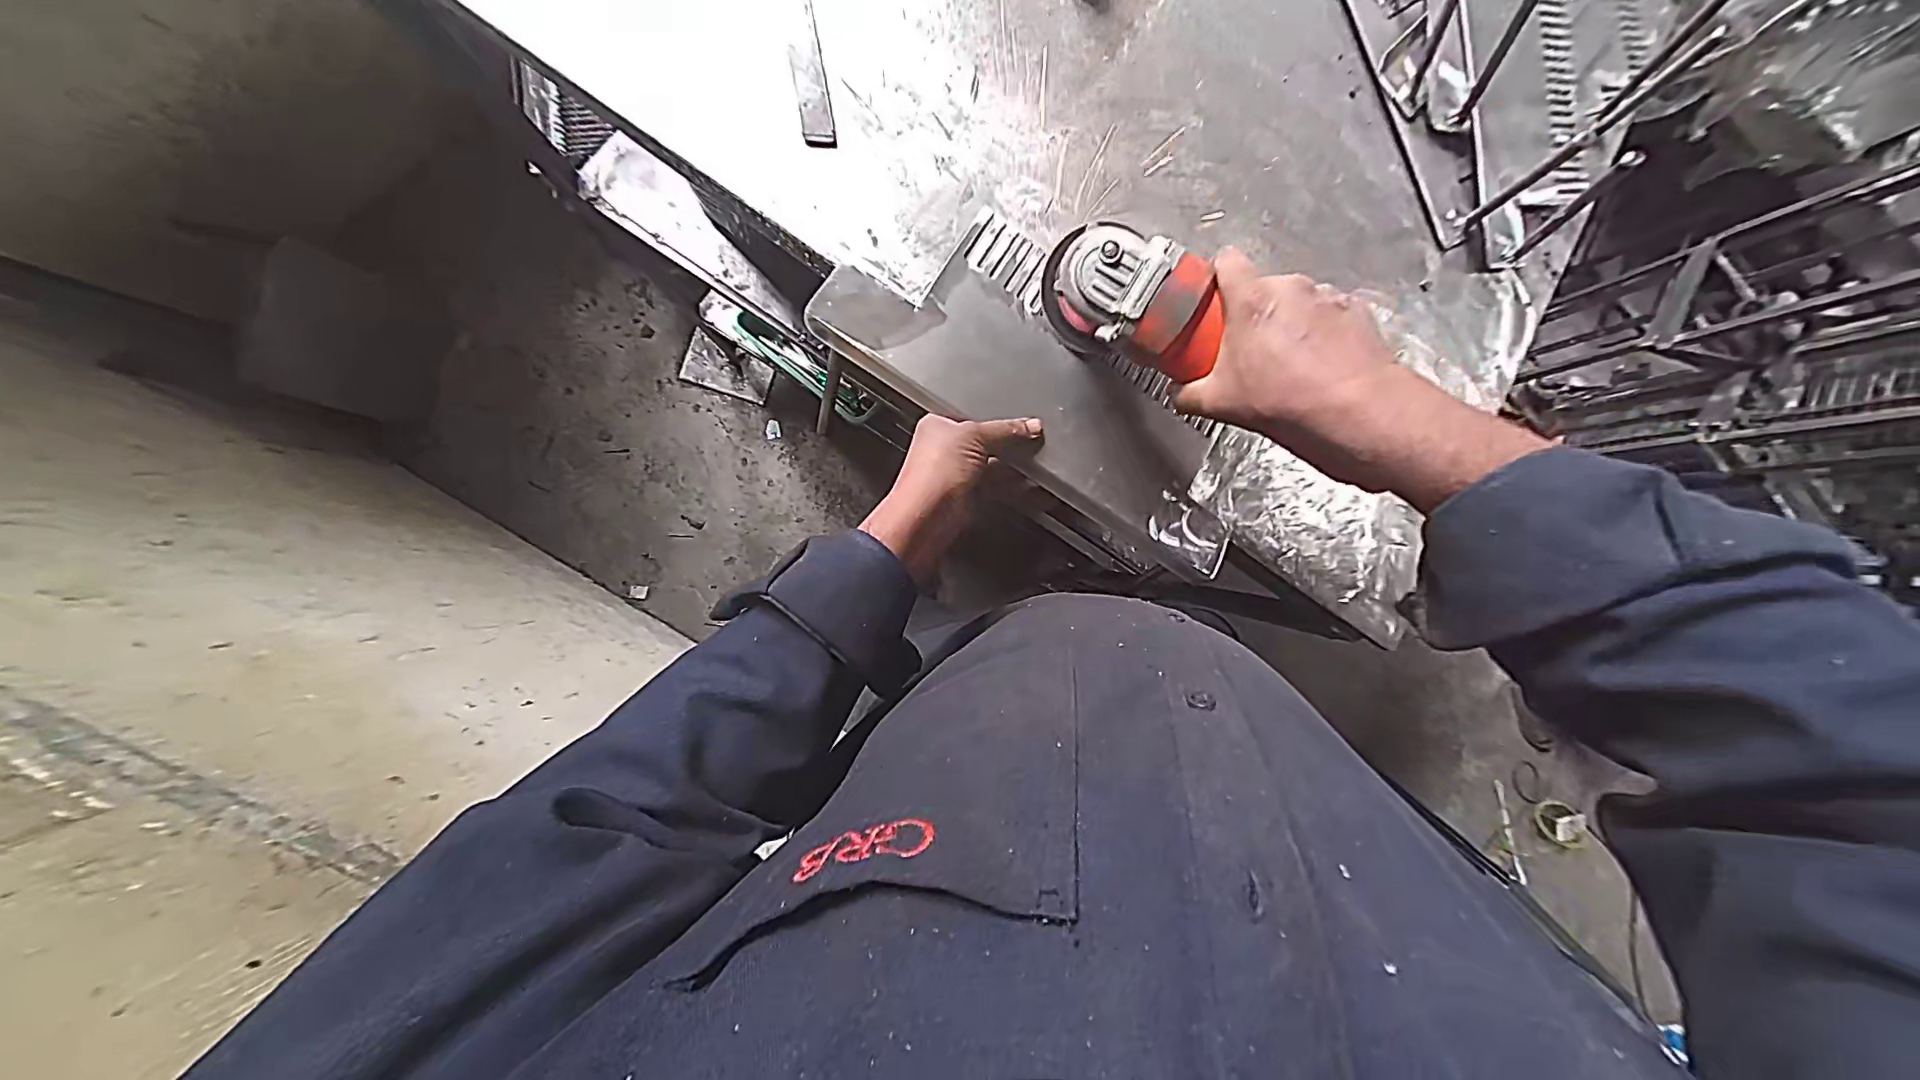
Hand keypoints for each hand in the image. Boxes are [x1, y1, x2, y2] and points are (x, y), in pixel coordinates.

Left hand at [860, 414, 1042, 581]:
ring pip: (994, 472)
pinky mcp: (966, 504)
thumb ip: (1005, 430)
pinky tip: (1034, 493)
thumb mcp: (973, 436)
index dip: (1001, 423)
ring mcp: (956, 479)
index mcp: (938, 428)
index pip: (975, 420)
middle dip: (1013, 450)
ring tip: (1042, 473)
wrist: (924, 523)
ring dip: (1018, 473)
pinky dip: (1016, 493)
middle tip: (1038, 448)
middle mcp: (945, 453)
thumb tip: (1030, 425)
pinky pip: (996, 494)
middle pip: (987, 446)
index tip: (1028, 426)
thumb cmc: (931, 476)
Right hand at [1174, 248, 1546, 511]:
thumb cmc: (1287, 399)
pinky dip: (1317, 337)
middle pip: (1261, 289)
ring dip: (1285, 327)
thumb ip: (1189, 393)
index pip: (1226, 262)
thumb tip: (1180, 395)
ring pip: (1295, 304)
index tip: (1210, 300)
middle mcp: (1291, 289)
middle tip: (1242, 352)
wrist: (1352, 412)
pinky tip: (1312, 368)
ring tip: (1281, 366)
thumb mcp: (1218, 403)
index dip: (1215, 277)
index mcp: (1251, 300)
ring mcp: (1327, 299)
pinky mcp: (1356, 314)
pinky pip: (1326, 319)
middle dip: (1250, 316)